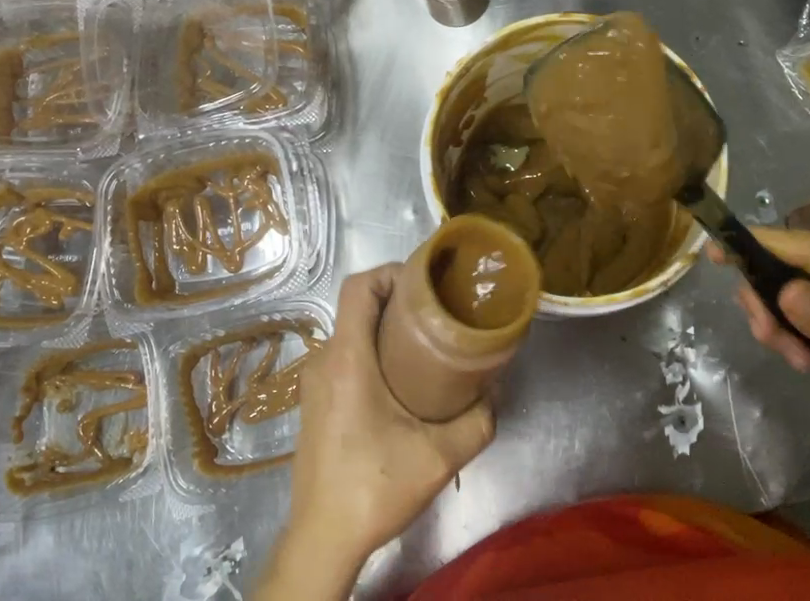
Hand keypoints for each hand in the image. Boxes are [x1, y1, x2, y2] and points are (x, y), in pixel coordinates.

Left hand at [278, 265, 496, 576]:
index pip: (358, 287)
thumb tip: (495, 391)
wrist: (323, 538)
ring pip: (351, 334)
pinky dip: (372, 353)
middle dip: (399, 301)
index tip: (427, 281)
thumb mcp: (439, 457)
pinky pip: (344, 358)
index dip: (392, 271)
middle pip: (358, 307)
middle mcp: (324, 361)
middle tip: (439, 313)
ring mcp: (315, 383)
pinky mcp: (315, 403)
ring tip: (427, 345)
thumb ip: (477, 421)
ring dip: (386, 330)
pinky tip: (403, 380)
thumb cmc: (374, 487)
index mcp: (347, 359)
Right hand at [723, 227, 809, 440]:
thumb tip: (782, 289)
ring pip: (790, 287)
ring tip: (796, 360)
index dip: (756, 243)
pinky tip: (805, 358)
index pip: (802, 245)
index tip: (714, 249)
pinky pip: (804, 305)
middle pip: (789, 265)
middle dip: (767, 301)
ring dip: (779, 321)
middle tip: (769, 341)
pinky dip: (794, 329)